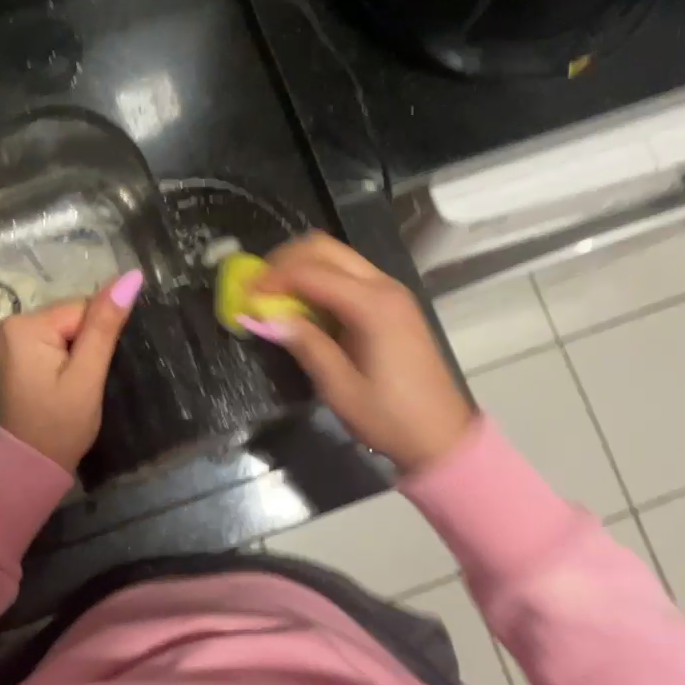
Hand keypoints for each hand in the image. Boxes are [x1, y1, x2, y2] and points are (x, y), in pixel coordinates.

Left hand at [0, 269, 142, 471]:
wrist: (27, 468)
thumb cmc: (59, 426)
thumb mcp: (87, 376)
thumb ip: (106, 325)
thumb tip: (131, 277)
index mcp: (24, 325)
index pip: (81, 310)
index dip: (96, 340)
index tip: (90, 374)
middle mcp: (8, 325)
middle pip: (70, 319)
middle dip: (84, 348)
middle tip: (79, 386)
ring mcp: (6, 342)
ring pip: (62, 333)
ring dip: (74, 357)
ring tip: (69, 389)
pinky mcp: (10, 358)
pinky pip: (48, 346)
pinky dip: (61, 363)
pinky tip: (58, 388)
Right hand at [243, 233, 472, 471]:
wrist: (441, 436)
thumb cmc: (390, 418)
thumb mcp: (338, 387)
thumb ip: (303, 344)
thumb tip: (263, 317)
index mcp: (372, 306)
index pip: (311, 272)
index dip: (271, 278)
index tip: (243, 294)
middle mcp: (384, 287)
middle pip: (325, 249)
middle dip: (284, 261)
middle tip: (256, 288)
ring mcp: (391, 293)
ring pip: (337, 257)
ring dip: (301, 268)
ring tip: (272, 296)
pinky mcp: (391, 304)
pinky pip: (348, 276)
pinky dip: (319, 280)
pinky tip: (301, 306)